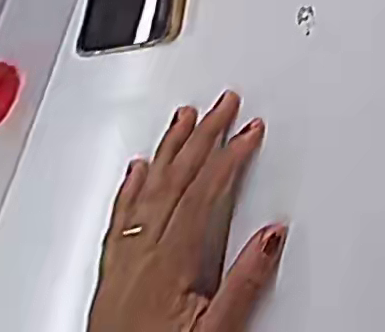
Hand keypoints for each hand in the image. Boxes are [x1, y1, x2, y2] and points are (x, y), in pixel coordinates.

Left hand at [88, 92, 286, 331]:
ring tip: (183, 118)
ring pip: (146, 193)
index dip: (229, 155)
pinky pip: (120, 221)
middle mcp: (140, 260)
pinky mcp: (111, 280)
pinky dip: (130, 190)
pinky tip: (137, 170)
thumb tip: (273, 233)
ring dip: (167, 151)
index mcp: (168, 267)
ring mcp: (122, 268)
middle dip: (202, 136)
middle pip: (174, 182)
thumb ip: (245, 281)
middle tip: (223, 103)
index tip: (250, 128)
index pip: (203, 194)